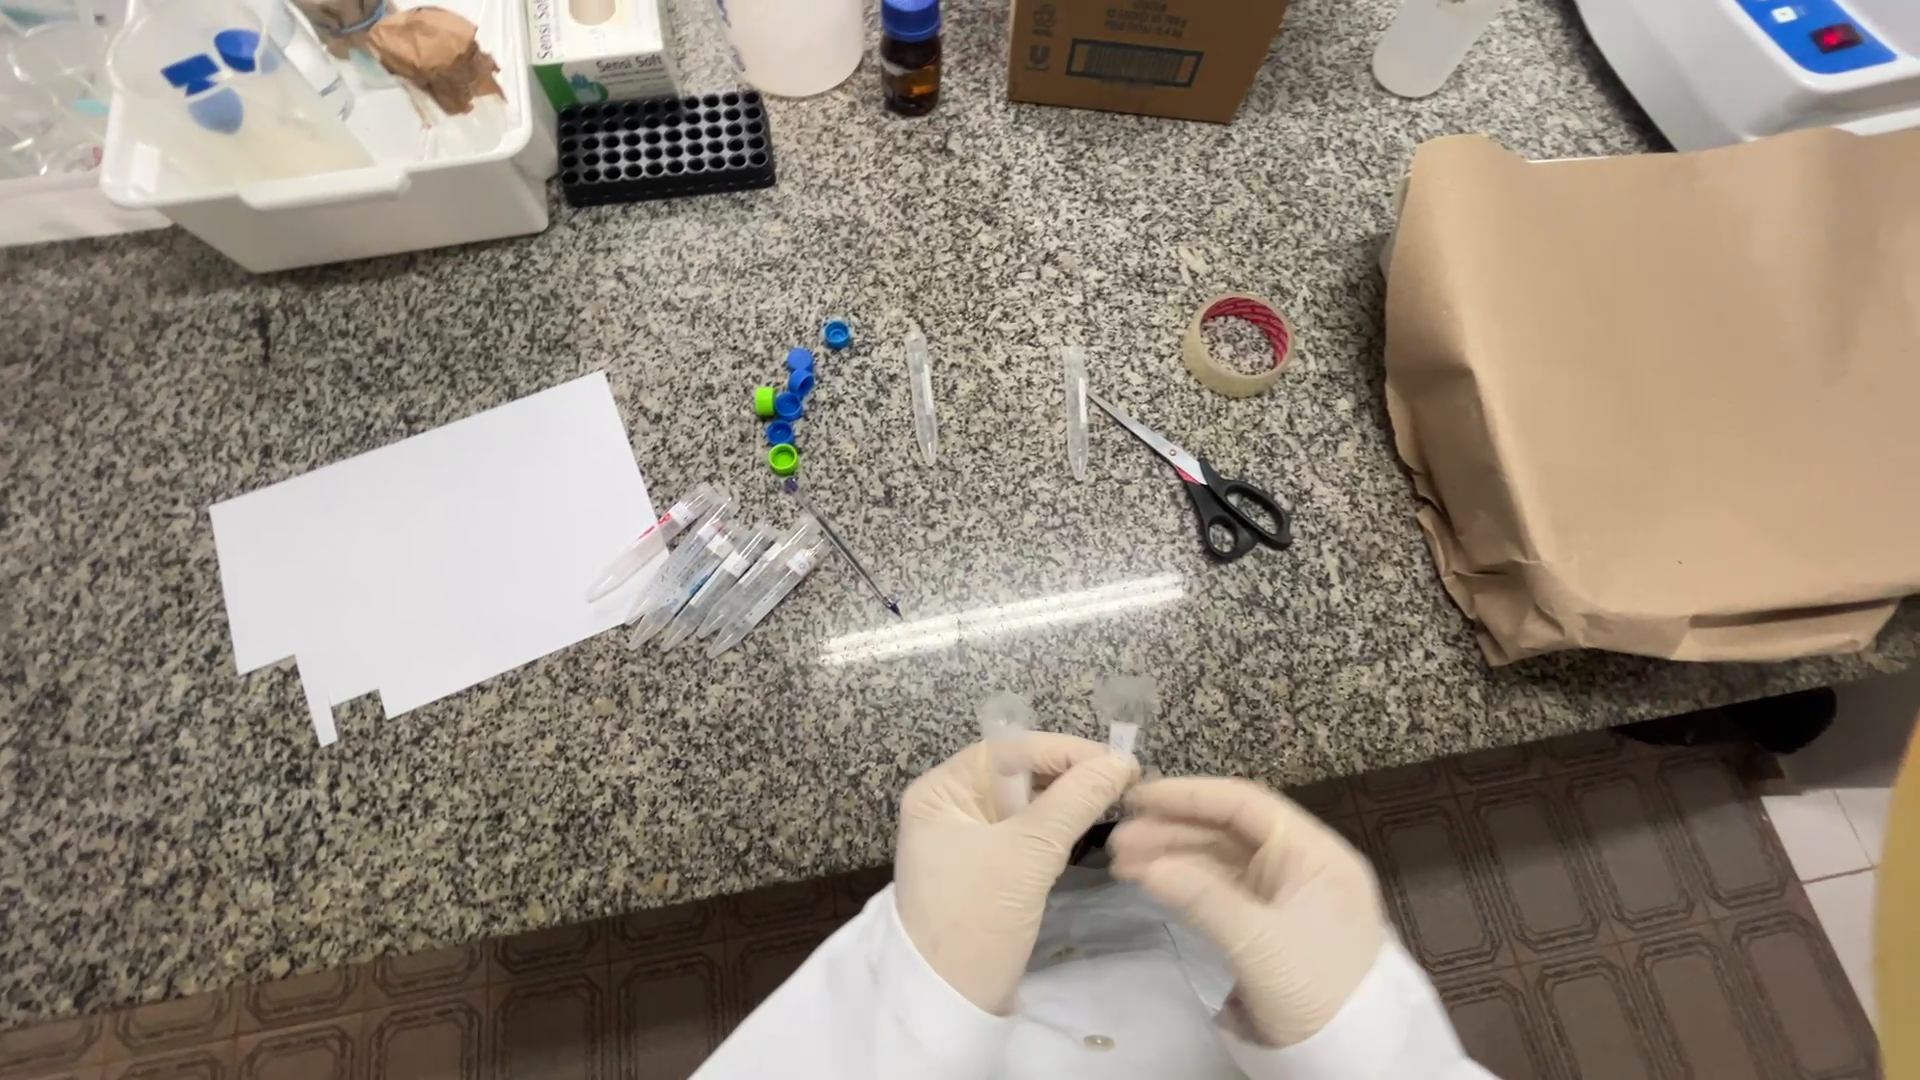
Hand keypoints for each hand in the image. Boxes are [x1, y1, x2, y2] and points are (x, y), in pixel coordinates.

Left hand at [894, 734, 1139, 1014]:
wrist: (949, 1008)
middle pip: (1016, 772)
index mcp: (941, 789)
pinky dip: (1053, 826)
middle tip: (1121, 779)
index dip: (1062, 750)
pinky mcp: (984, 866)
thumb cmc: (977, 918)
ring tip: (1111, 795)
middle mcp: (948, 804)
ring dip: (1064, 799)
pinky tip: (1084, 823)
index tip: (1115, 759)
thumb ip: (1074, 801)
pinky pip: (1023, 831)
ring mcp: (965, 836)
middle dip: (1067, 773)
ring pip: (1024, 802)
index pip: (1007, 749)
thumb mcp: (1028, 853)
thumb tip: (1119, 761)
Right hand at [1108, 777, 1387, 1046]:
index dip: (1189, 795)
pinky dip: (1183, 880)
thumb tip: (1146, 866)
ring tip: (1120, 861)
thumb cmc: (1319, 992)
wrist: (1358, 1065)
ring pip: (1216, 856)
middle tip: (1120, 839)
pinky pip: (1217, 886)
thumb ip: (1202, 897)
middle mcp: (1298, 862)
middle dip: (1171, 830)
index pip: (1244, 803)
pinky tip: (1147, 879)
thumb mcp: (1260, 944)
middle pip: (1225, 828)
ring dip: (1170, 855)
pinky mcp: (1266, 919)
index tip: (1141, 797)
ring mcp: (1281, 891)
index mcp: (1313, 852)